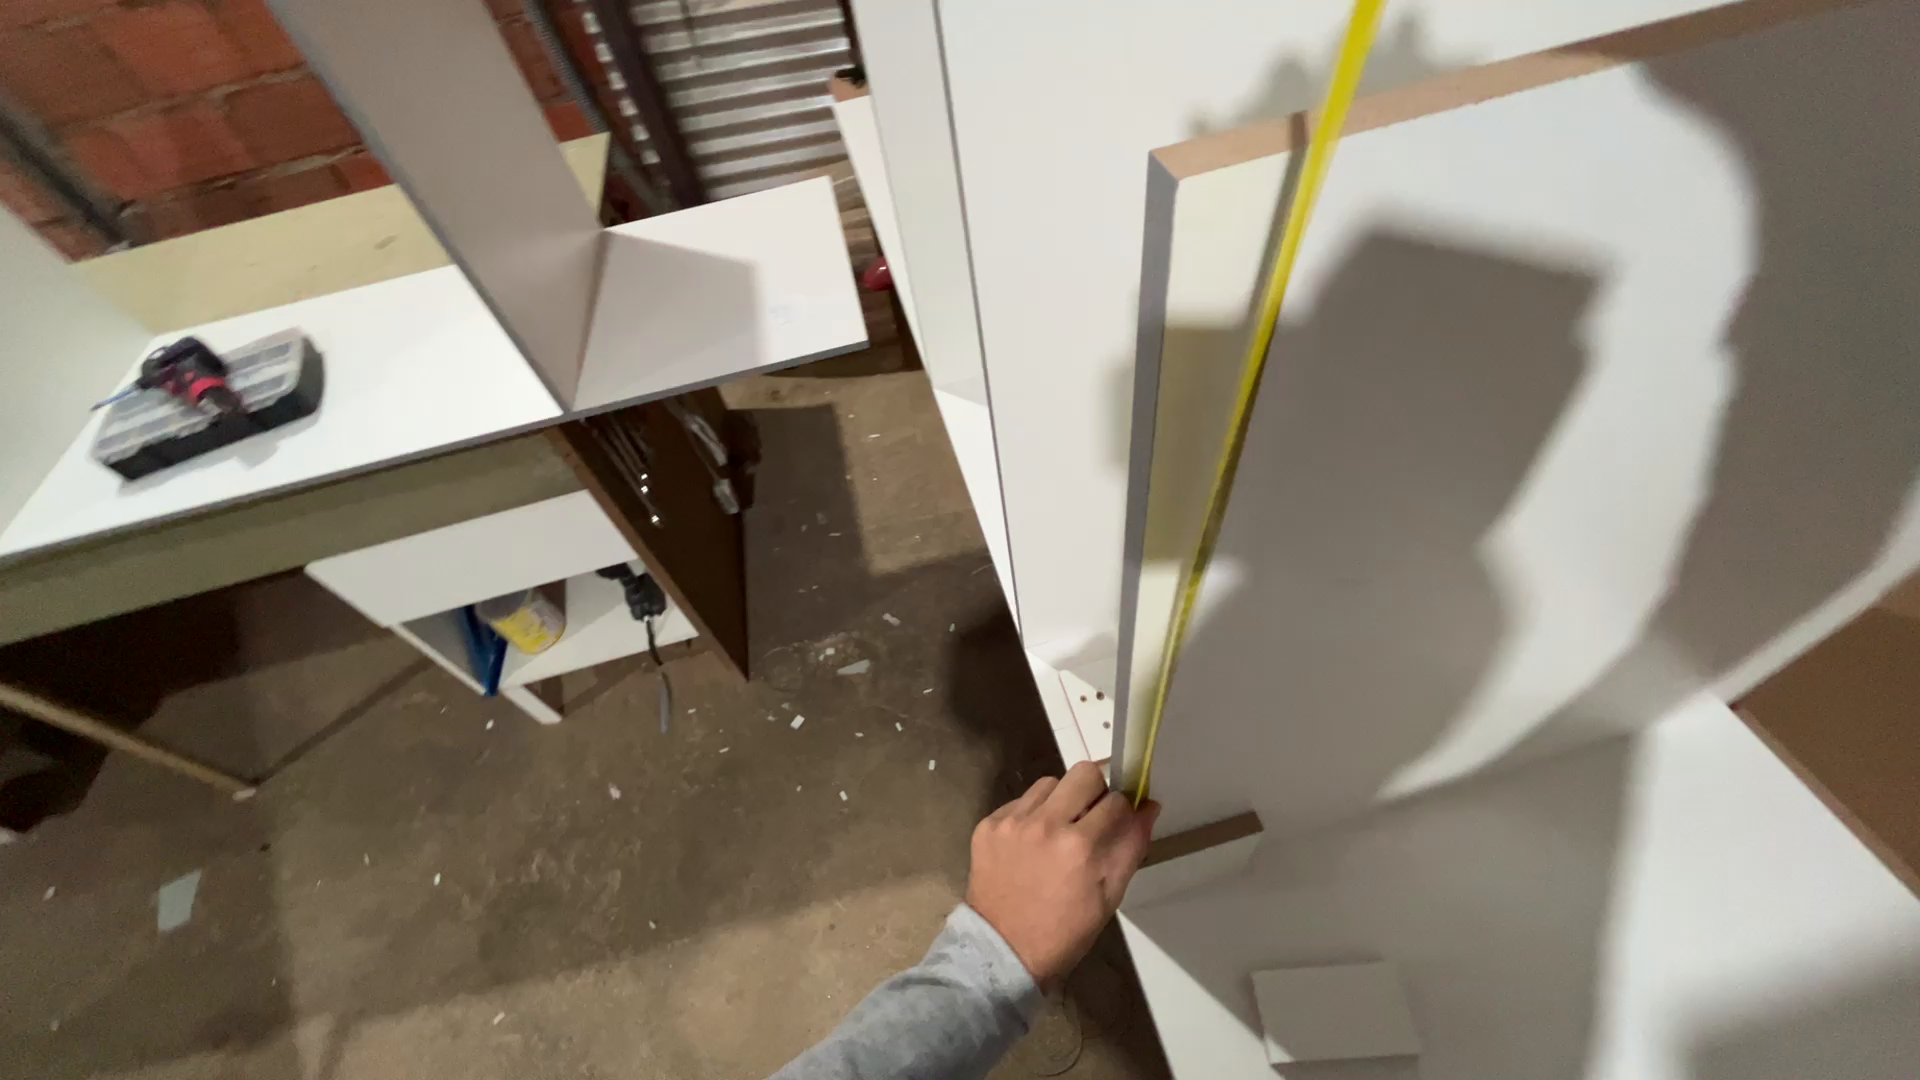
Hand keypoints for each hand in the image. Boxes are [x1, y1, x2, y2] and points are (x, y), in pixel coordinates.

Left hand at [965, 761, 1160, 988]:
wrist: (1002, 952)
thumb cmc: (1064, 932)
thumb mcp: (1109, 897)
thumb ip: (1130, 846)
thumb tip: (1148, 806)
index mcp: (1081, 847)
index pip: (1117, 801)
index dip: (1123, 809)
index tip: (1119, 818)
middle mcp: (1046, 824)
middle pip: (1084, 773)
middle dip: (1096, 790)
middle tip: (1091, 815)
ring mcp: (1013, 821)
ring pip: (1051, 783)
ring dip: (1061, 800)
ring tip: (1058, 830)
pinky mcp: (988, 824)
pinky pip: (1021, 801)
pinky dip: (1032, 814)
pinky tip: (1031, 842)